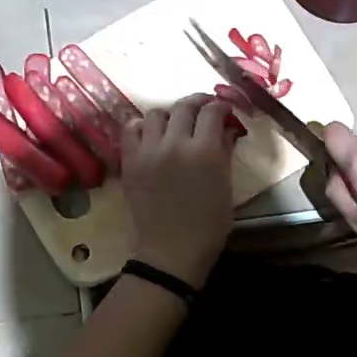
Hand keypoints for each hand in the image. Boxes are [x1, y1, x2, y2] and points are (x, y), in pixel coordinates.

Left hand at [122, 94, 236, 286]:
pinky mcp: (130, 161)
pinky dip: (142, 127)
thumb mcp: (226, 188)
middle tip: (203, 112)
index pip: (213, 111)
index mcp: (205, 151)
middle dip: (198, 104)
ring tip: (175, 126)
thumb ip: (224, 153)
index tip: (224, 111)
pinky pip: (132, 129)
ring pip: (157, 113)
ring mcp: (149, 151)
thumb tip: (226, 130)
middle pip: (184, 106)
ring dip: (169, 116)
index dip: (221, 106)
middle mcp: (175, 144)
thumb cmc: (207, 226)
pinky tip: (151, 136)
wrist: (171, 251)